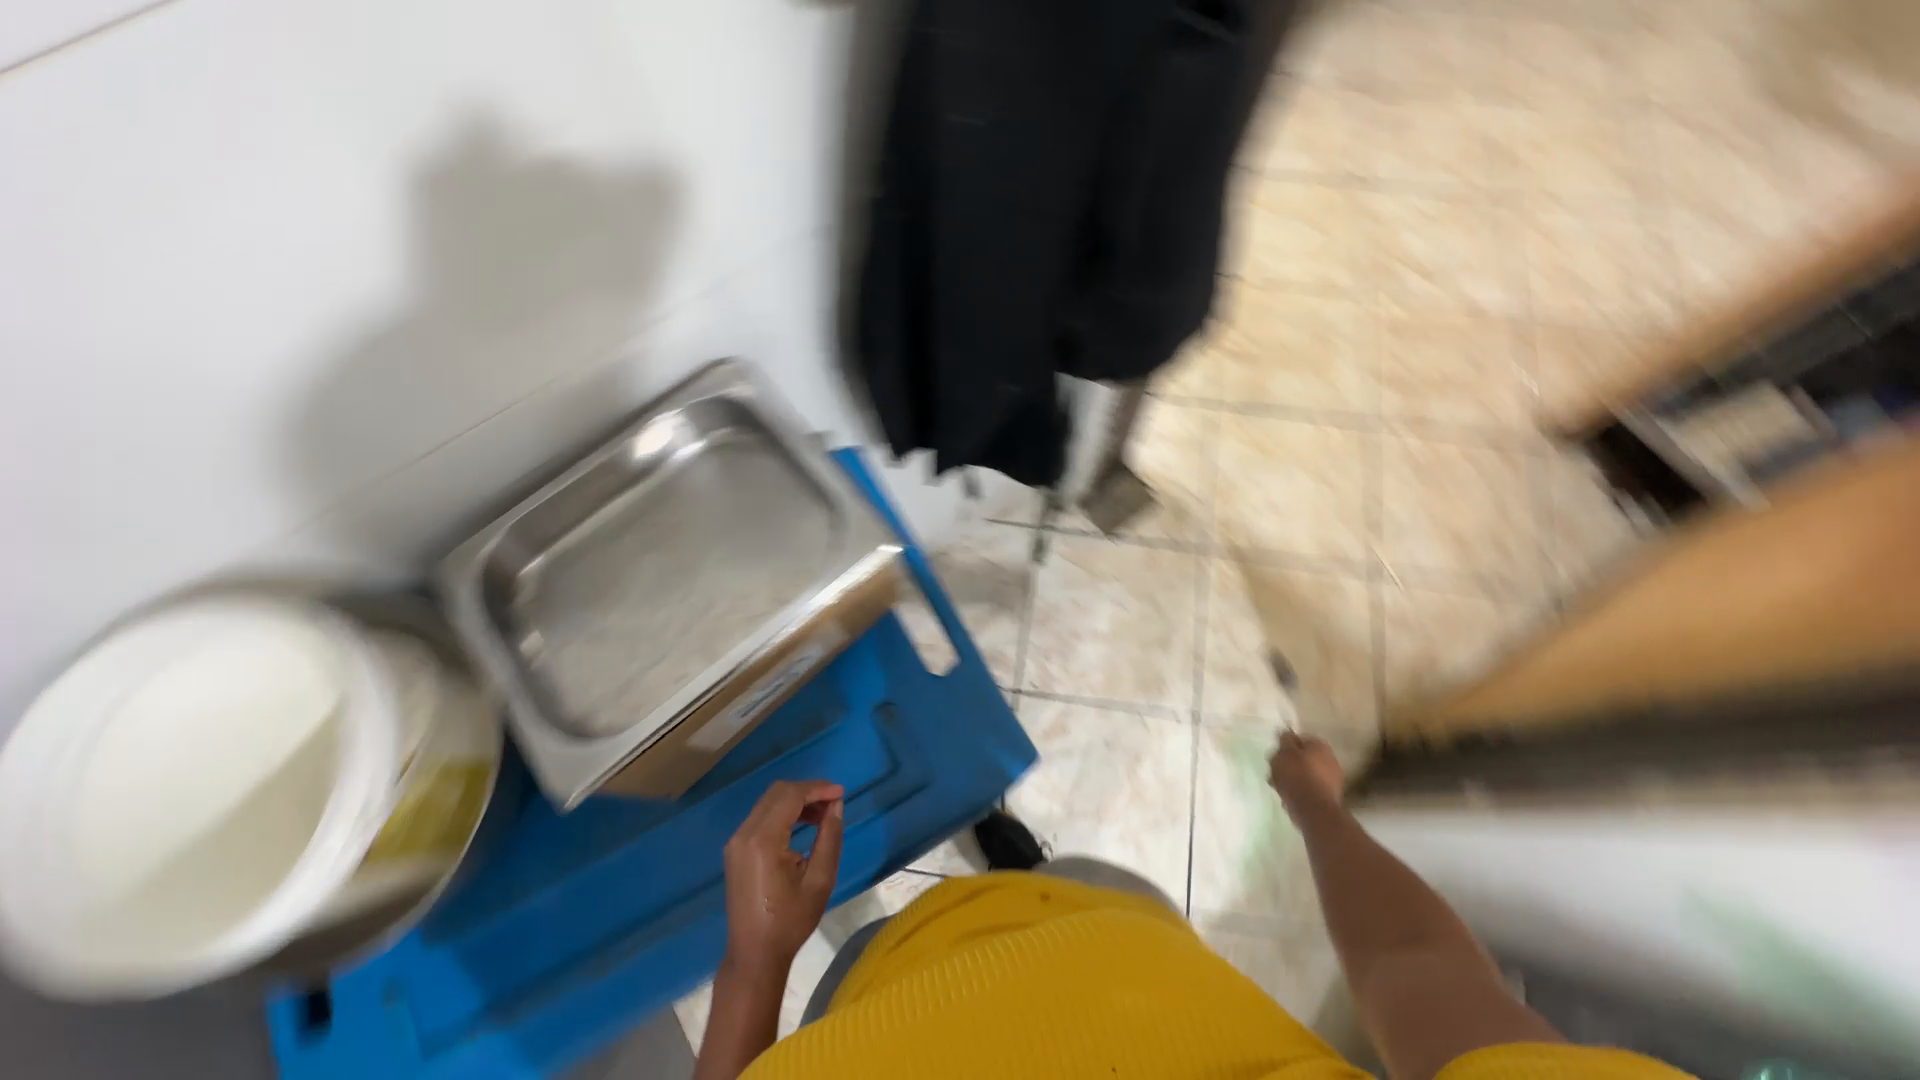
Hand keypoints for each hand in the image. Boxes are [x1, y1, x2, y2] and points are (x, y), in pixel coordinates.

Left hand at [721, 780, 845, 971]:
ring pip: (768, 803)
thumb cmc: (790, 921)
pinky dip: (783, 813)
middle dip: (807, 791)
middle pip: (777, 793)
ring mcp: (736, 842)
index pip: (790, 796)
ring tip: (822, 814)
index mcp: (763, 841)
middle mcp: (744, 834)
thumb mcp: (820, 880)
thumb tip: (836, 806)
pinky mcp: (735, 850)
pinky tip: (802, 824)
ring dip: (795, 801)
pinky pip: (761, 817)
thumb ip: (830, 837)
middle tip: (833, 802)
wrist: (755, 954)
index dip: (817, 789)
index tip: (841, 793)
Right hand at [1268, 732, 1344, 815]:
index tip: (1275, 754)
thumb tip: (1286, 733)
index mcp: (1320, 745)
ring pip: (1307, 773)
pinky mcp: (1330, 795)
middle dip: (1291, 762)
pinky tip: (1290, 795)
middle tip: (1276, 770)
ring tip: (1279, 785)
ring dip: (1295, 777)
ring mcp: (1333, 778)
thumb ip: (1284, 741)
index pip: (1300, 738)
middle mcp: (1331, 759)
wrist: (1313, 809)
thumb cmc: (1296, 776)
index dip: (1286, 745)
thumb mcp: (1283, 754)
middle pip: (1305, 757)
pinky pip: (1311, 787)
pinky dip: (1302, 789)